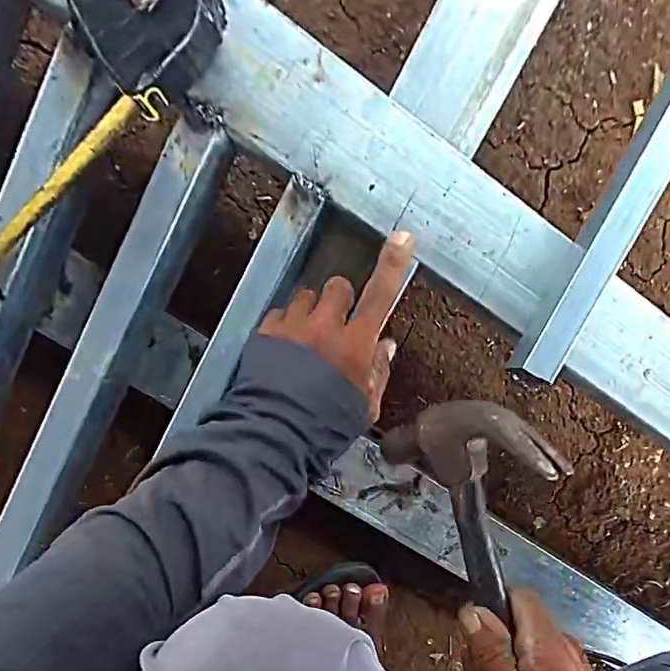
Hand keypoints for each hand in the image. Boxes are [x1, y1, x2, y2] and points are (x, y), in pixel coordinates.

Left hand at [258, 230, 414, 421]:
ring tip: (308, 340)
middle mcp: (325, 326)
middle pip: (338, 286)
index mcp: (356, 344)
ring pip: (307, 295)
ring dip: (312, 311)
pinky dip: (287, 325)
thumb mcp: (365, 407)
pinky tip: (287, 349)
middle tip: (338, 323)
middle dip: (340, 299)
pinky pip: (280, 313)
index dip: (393, 264)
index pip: (380, 295)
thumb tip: (385, 346)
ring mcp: (293, 326)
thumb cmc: (326, 425)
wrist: (276, 431)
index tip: (402, 239)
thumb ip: (378, 372)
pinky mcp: (267, 332)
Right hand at [458, 589, 592, 670]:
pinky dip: (531, 667)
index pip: (521, 596)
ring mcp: (574, 659)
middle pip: (527, 618)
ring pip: (535, 638)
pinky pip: (547, 656)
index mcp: (547, 643)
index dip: (496, 606)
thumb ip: (489, 650)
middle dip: (503, 634)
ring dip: (516, 653)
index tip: (480, 630)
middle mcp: (566, 643)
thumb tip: (473, 612)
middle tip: (489, 668)